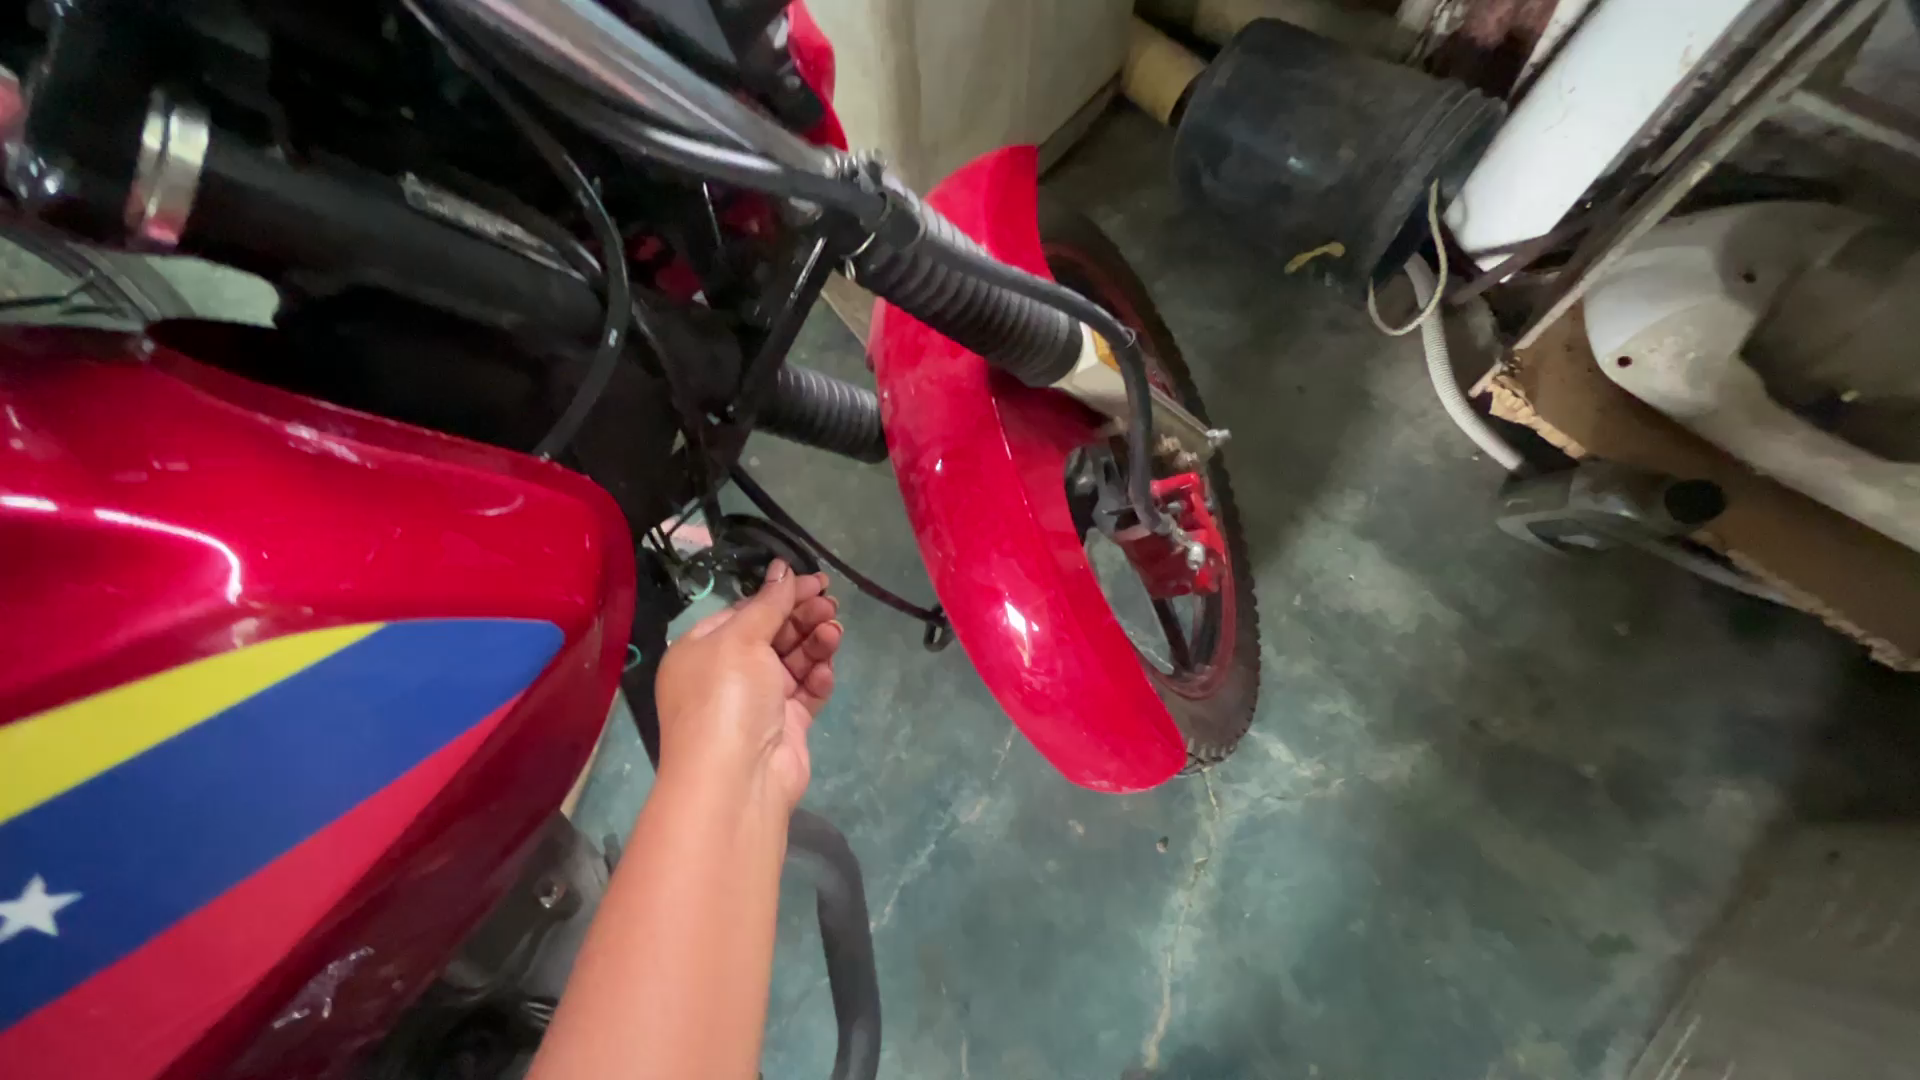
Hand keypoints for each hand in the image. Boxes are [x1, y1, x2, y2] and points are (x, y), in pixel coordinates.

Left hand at [654, 560, 841, 811]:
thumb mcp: (741, 638)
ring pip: (794, 660)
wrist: (736, 778)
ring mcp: (759, 700)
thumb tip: (783, 568)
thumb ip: (768, 603)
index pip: (745, 611)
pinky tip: (824, 671)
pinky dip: (817, 677)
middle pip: (773, 633)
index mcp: (703, 650)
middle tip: (831, 604)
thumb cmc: (727, 697)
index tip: (816, 581)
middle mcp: (728, 673)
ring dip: (815, 643)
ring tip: (834, 633)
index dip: (780, 594)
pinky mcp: (786, 723)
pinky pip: (806, 690)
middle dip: (803, 616)